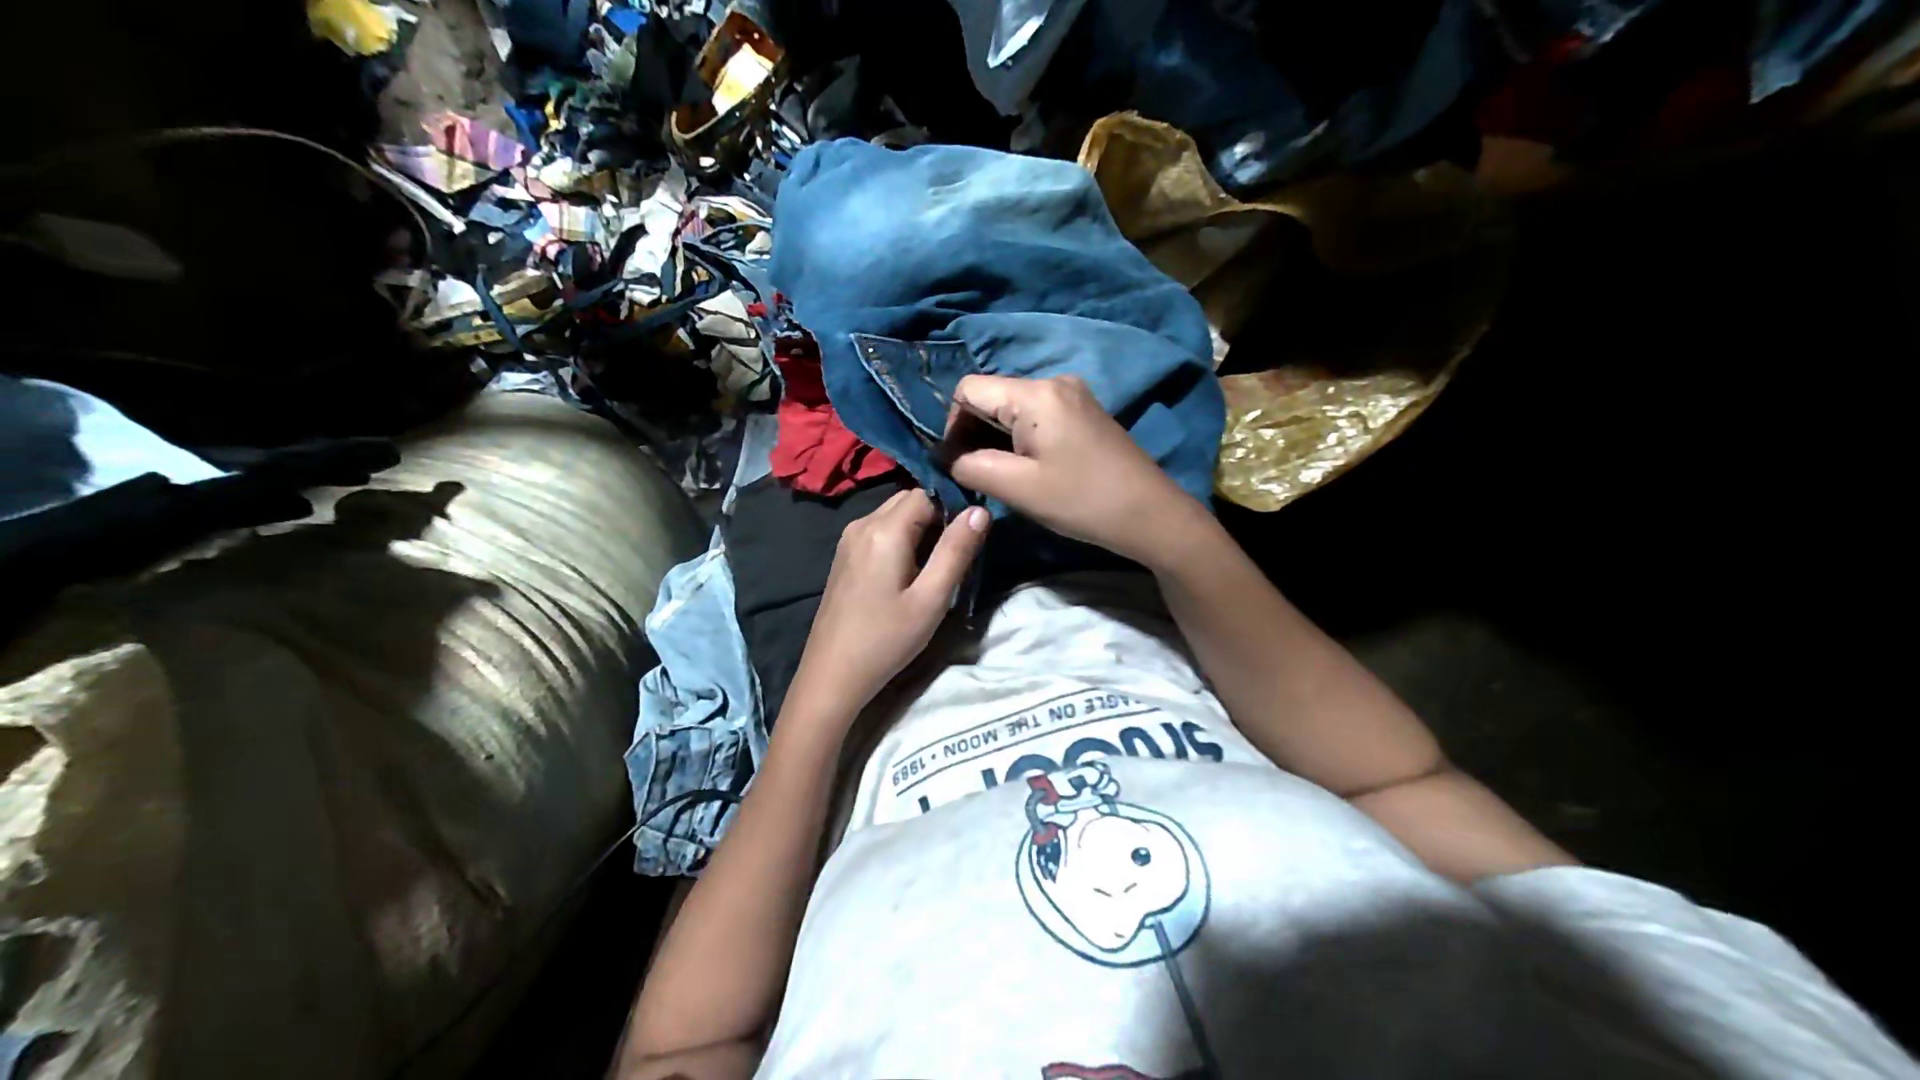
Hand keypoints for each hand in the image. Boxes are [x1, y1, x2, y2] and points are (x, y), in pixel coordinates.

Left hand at [783, 490, 989, 723]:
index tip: (969, 536)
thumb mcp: (931, 598)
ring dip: (918, 529)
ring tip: (934, 566)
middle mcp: (862, 524)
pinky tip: (908, 573)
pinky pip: (879, 531)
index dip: (952, 507)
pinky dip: (900, 540)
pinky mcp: (844, 557)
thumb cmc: (887, 639)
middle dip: (936, 516)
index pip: (927, 493)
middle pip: (908, 500)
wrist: (834, 673)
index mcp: (884, 529)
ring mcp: (848, 540)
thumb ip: (956, 551)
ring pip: (893, 515)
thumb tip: (980, 510)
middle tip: (955, 554)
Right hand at [946, 374, 1203, 565]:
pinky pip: (1035, 415)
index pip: (968, 389)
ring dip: (995, 437)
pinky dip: (1019, 437)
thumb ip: (971, 467)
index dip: (951, 424)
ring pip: (1012, 406)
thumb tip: (949, 458)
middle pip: (991, 395)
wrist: (1150, 514)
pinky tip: (1026, 468)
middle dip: (973, 431)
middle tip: (973, 473)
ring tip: (1000, 475)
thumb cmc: (1082, 501)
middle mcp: (1053, 382)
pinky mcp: (1083, 411)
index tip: (955, 462)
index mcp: (1035, 394)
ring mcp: (1072, 395)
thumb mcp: (1017, 488)